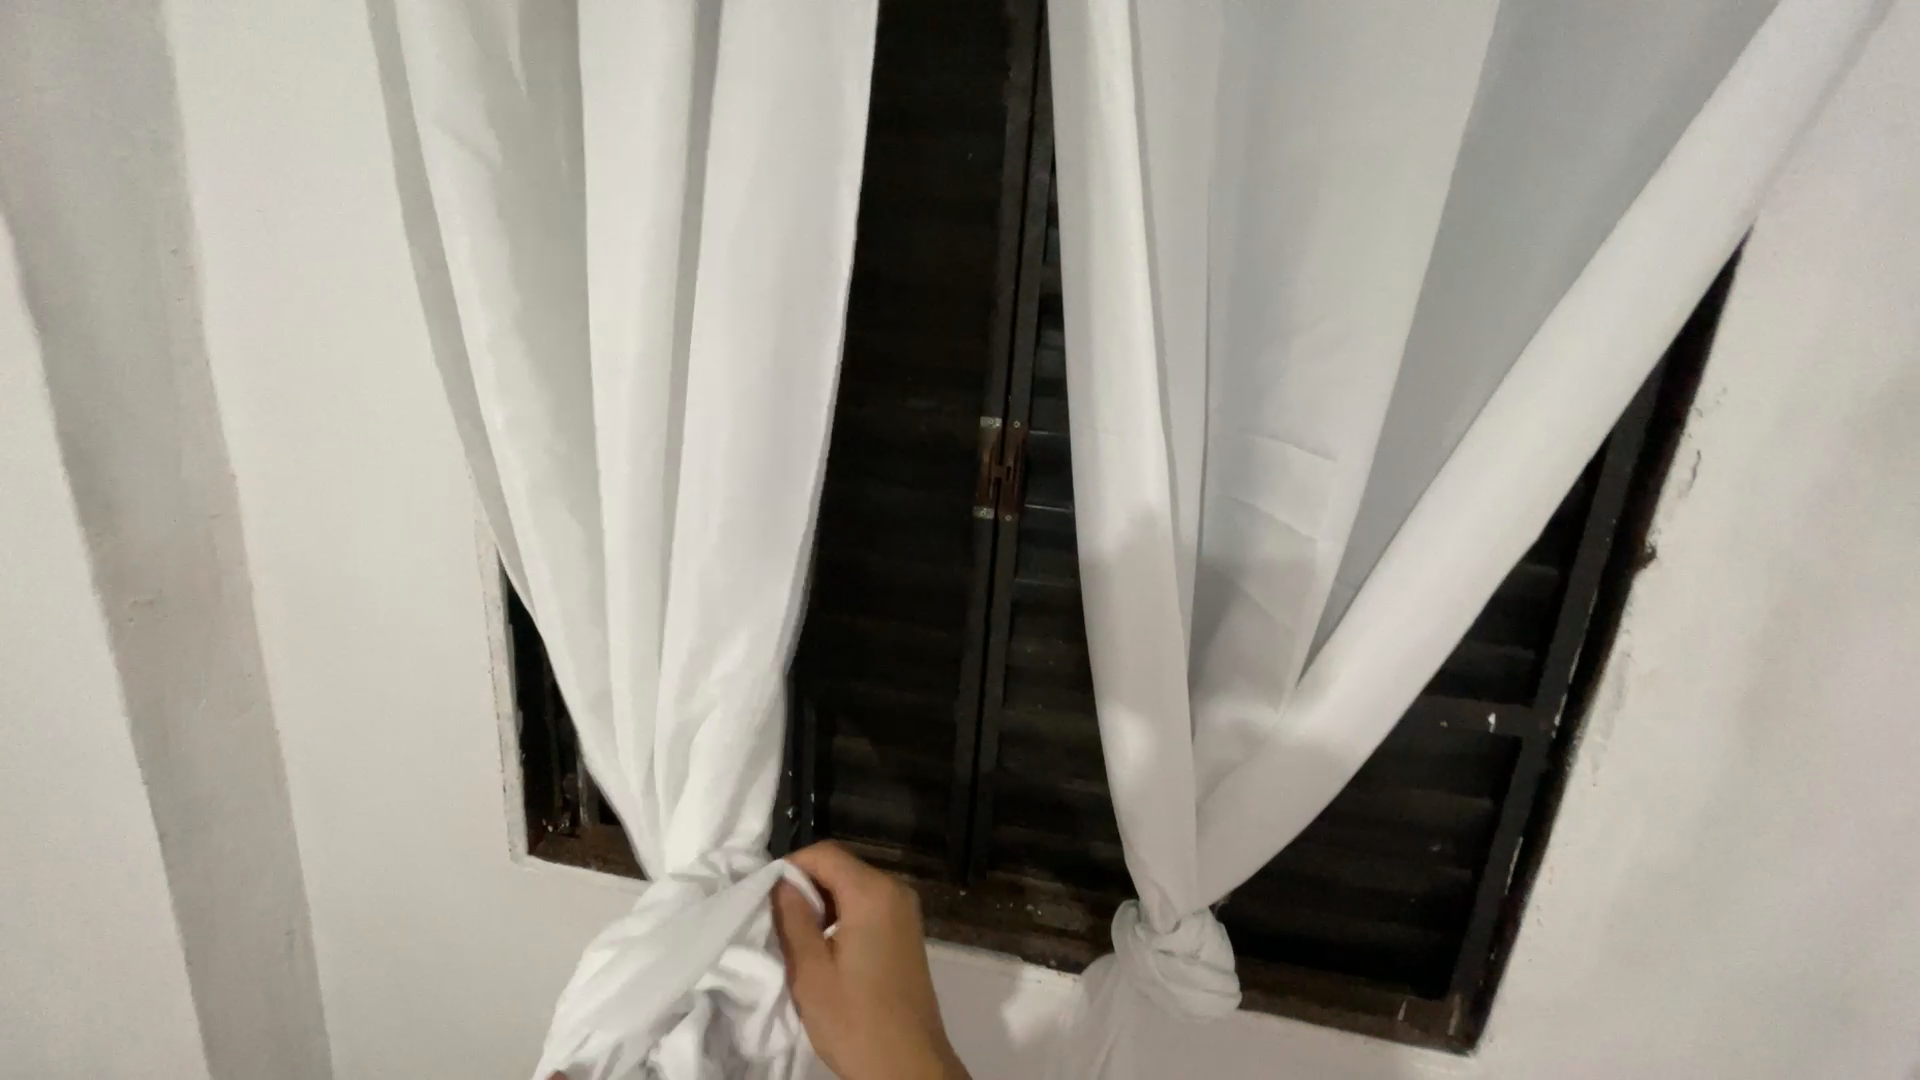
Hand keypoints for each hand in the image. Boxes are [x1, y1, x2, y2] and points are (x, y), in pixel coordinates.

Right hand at [773, 842, 969, 1079]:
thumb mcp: (811, 972)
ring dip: (823, 903)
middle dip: (805, 886)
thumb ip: (793, 919)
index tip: (764, 894)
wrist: (909, 1067)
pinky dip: (843, 916)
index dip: (791, 866)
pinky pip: (868, 905)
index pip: (825, 853)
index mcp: (873, 892)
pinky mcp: (906, 930)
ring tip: (795, 938)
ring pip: (853, 886)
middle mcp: (894, 889)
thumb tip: (780, 881)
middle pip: (841, 867)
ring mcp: (904, 909)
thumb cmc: (856, 1021)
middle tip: (775, 920)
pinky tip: (824, 948)